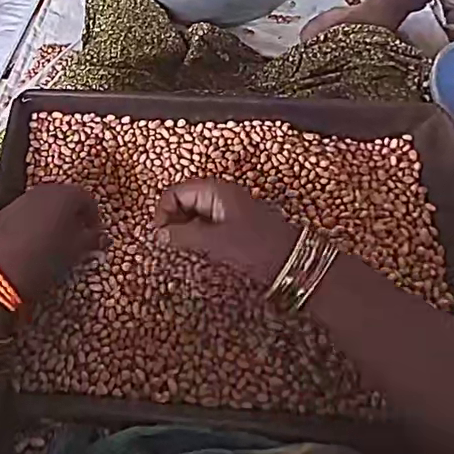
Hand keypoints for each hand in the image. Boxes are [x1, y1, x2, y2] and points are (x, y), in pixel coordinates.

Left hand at [0, 183, 100, 304]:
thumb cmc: (45, 258)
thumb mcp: (74, 252)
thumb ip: (92, 239)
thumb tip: (103, 236)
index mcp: (65, 196)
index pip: (87, 199)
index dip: (93, 216)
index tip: (94, 233)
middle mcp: (43, 191)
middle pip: (65, 197)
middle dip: (73, 214)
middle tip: (77, 236)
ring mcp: (21, 199)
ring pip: (44, 204)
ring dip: (53, 218)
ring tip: (56, 241)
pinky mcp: (4, 211)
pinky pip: (27, 212)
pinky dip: (34, 222)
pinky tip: (34, 243)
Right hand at [152, 179, 298, 285]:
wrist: (295, 263)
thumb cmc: (256, 248)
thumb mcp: (215, 241)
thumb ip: (183, 235)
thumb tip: (158, 235)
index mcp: (215, 190)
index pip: (175, 192)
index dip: (163, 212)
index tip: (159, 236)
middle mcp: (221, 195)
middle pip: (183, 201)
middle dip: (172, 221)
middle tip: (168, 245)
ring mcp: (229, 210)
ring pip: (194, 215)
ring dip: (183, 230)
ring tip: (180, 251)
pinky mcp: (235, 226)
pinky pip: (206, 226)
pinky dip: (197, 237)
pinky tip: (197, 253)